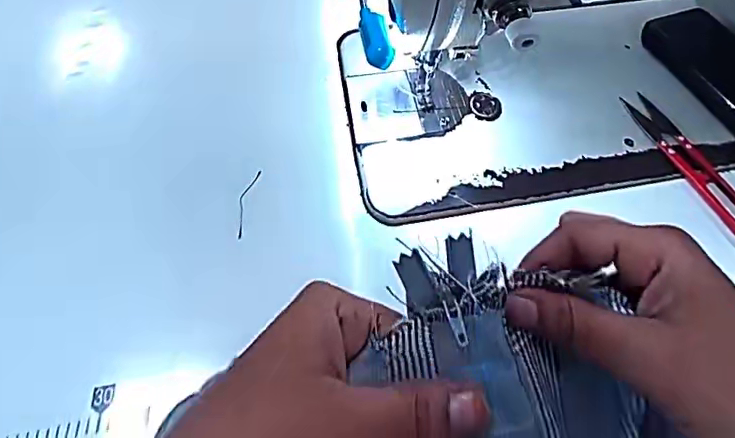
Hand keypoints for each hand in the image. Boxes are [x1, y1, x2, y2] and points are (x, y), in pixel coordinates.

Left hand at [165, 282, 489, 437]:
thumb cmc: (253, 425)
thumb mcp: (347, 415)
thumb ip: (414, 407)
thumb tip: (473, 399)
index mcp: (330, 309)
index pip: (409, 334)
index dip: (445, 373)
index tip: (481, 407)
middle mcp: (324, 337)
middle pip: (398, 374)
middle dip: (424, 410)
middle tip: (462, 429)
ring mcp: (318, 381)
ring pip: (383, 406)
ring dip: (406, 426)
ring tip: (431, 434)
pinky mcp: (310, 415)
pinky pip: (361, 421)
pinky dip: (380, 433)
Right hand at [505, 213, 734, 437]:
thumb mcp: (648, 356)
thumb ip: (577, 323)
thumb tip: (519, 300)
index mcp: (662, 246)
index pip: (576, 231)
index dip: (542, 260)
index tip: (516, 294)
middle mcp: (663, 257)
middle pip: (583, 248)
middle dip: (552, 277)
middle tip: (528, 312)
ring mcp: (667, 287)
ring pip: (595, 277)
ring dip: (568, 300)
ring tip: (549, 329)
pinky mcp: (668, 317)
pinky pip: (611, 302)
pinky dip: (588, 318)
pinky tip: (581, 340)